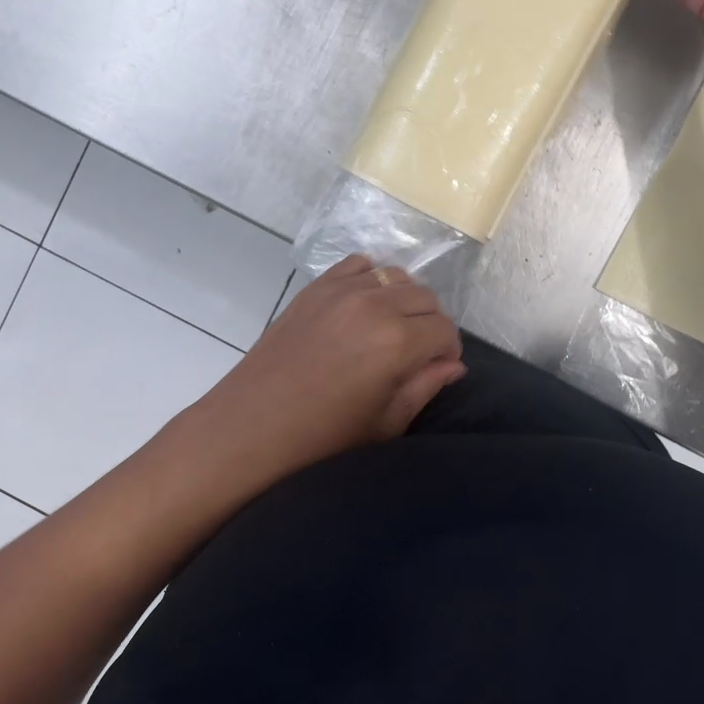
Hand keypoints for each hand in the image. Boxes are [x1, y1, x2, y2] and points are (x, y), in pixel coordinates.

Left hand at [183, 255, 463, 479]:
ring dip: (403, 300)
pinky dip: (370, 279)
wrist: (250, 427)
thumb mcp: (384, 423)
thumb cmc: (321, 438)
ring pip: (396, 276)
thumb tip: (452, 365)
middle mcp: (374, 304)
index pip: (445, 330)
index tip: (437, 369)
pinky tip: (363, 306)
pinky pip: (358, 265)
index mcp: (396, 342)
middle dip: (429, 325)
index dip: (447, 352)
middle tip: (415, 354)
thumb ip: (424, 387)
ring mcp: (341, 290)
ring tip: (389, 330)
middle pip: (426, 298)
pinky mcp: (315, 287)